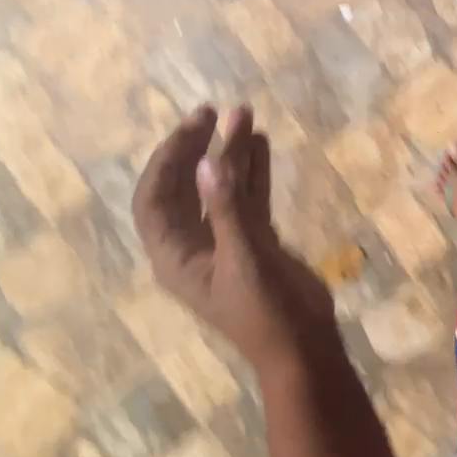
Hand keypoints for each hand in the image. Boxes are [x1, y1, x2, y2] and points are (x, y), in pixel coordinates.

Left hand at [133, 104, 333, 371]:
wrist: (302, 345)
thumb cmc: (263, 312)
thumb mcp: (244, 260)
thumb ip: (227, 210)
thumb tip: (208, 164)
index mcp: (175, 256)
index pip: (155, 198)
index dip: (168, 159)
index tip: (195, 125)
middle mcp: (193, 245)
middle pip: (184, 187)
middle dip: (197, 148)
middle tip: (216, 111)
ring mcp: (225, 241)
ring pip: (220, 188)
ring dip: (230, 153)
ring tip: (245, 115)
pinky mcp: (255, 241)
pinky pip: (248, 198)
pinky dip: (254, 171)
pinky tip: (262, 143)